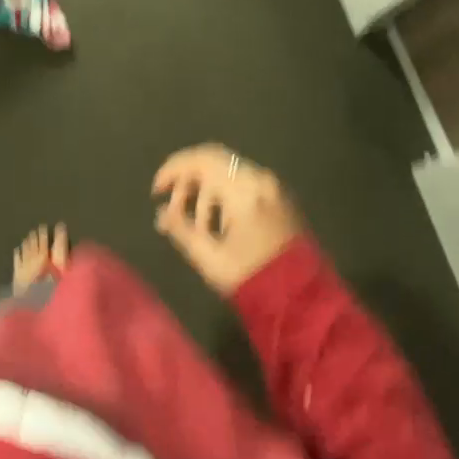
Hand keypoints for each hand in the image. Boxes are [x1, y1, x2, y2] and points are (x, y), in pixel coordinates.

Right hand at [152, 144, 303, 294]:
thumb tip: (161, 213)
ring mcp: (273, 186)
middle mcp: (260, 179)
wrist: (301, 299)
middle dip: (188, 179)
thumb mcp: (210, 258)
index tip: (157, 190)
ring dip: (205, 189)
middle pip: (215, 161)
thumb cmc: (252, 279)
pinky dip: (224, 194)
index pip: (202, 160)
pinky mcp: (279, 197)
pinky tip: (215, 224)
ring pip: (229, 171)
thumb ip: (182, 229)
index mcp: (244, 190)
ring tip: (194, 224)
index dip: (174, 169)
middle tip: (170, 204)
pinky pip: (244, 183)